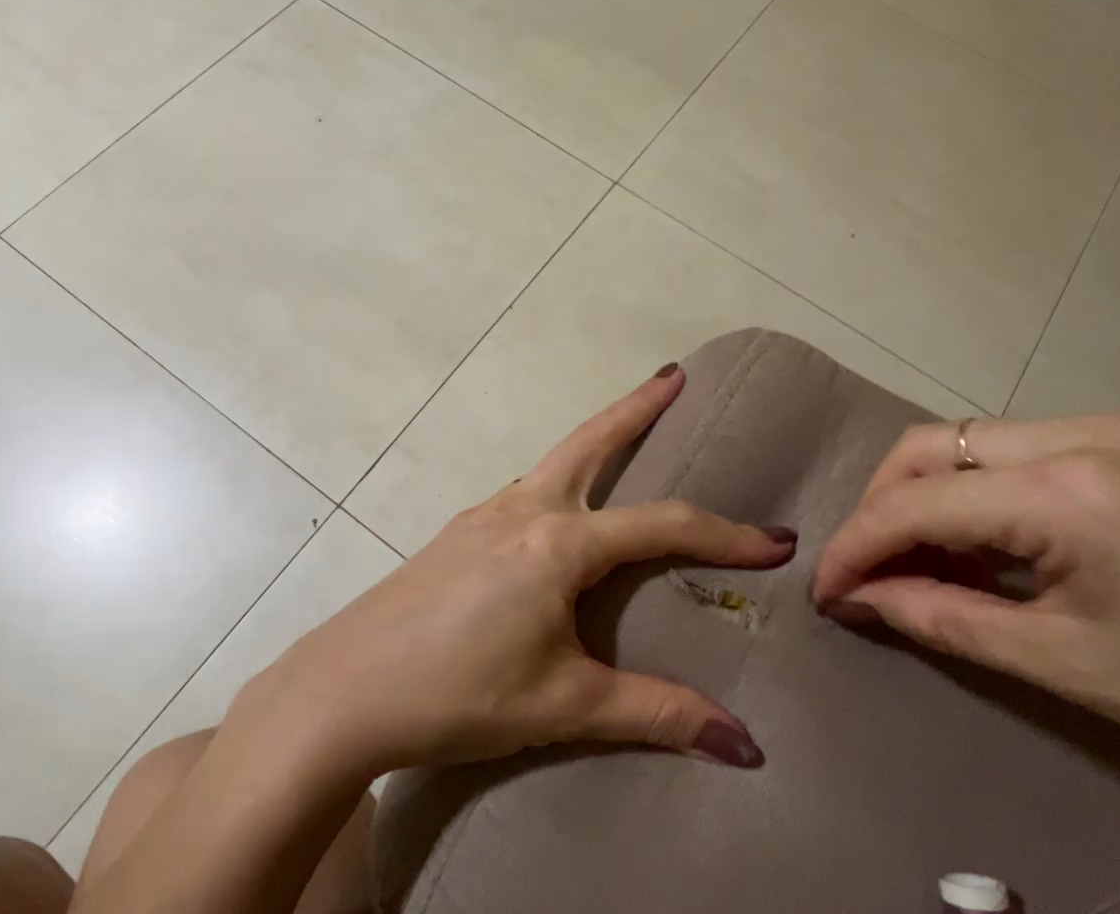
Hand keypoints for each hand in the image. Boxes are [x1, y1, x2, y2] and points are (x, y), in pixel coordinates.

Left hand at [235, 364, 795, 778]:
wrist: (342, 692)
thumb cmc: (457, 694)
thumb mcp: (564, 705)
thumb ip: (656, 714)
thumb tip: (743, 743)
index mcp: (557, 544)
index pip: (661, 525)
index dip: (725, 535)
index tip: (777, 545)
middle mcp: (520, 512)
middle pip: (590, 443)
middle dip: (637, 409)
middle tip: (675, 376)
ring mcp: (479, 519)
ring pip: (551, 464)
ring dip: (593, 443)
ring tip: (624, 439)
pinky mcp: (453, 538)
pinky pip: (521, 495)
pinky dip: (556, 483)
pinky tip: (555, 516)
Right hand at [811, 415, 1119, 859]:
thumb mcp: (1065, 665)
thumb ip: (941, 619)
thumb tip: (858, 600)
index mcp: (1067, 489)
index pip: (916, 501)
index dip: (854, 546)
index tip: (824, 594)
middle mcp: (1085, 434)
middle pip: (932, 446)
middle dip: (880, 507)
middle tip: (865, 574)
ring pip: (973, 441)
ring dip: (928, 496)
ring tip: (919, 565)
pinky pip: (1023, 451)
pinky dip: (979, 491)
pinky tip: (984, 545)